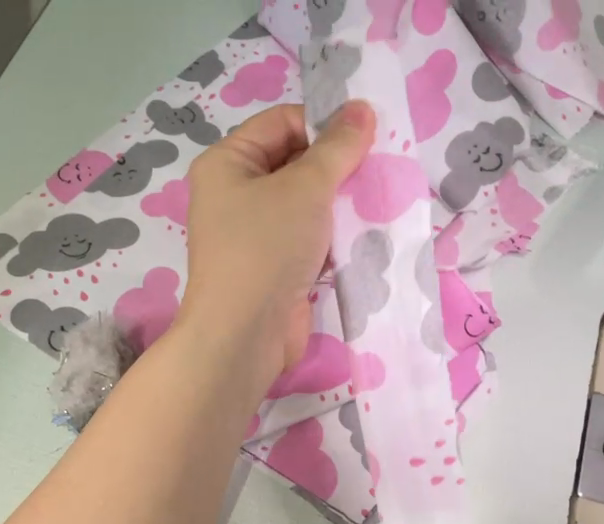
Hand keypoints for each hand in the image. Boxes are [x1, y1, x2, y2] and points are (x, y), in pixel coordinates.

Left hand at [174, 101, 375, 381]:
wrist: (245, 335)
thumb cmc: (266, 248)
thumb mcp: (306, 186)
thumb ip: (338, 147)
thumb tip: (361, 109)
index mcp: (226, 164)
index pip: (281, 123)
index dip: (323, 124)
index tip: (366, 136)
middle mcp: (233, 197)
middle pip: (294, 164)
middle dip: (336, 168)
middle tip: (377, 169)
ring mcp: (252, 238)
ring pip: (304, 207)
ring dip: (338, 206)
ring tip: (374, 203)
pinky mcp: (272, 271)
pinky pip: (307, 243)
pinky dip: (332, 240)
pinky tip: (362, 239)